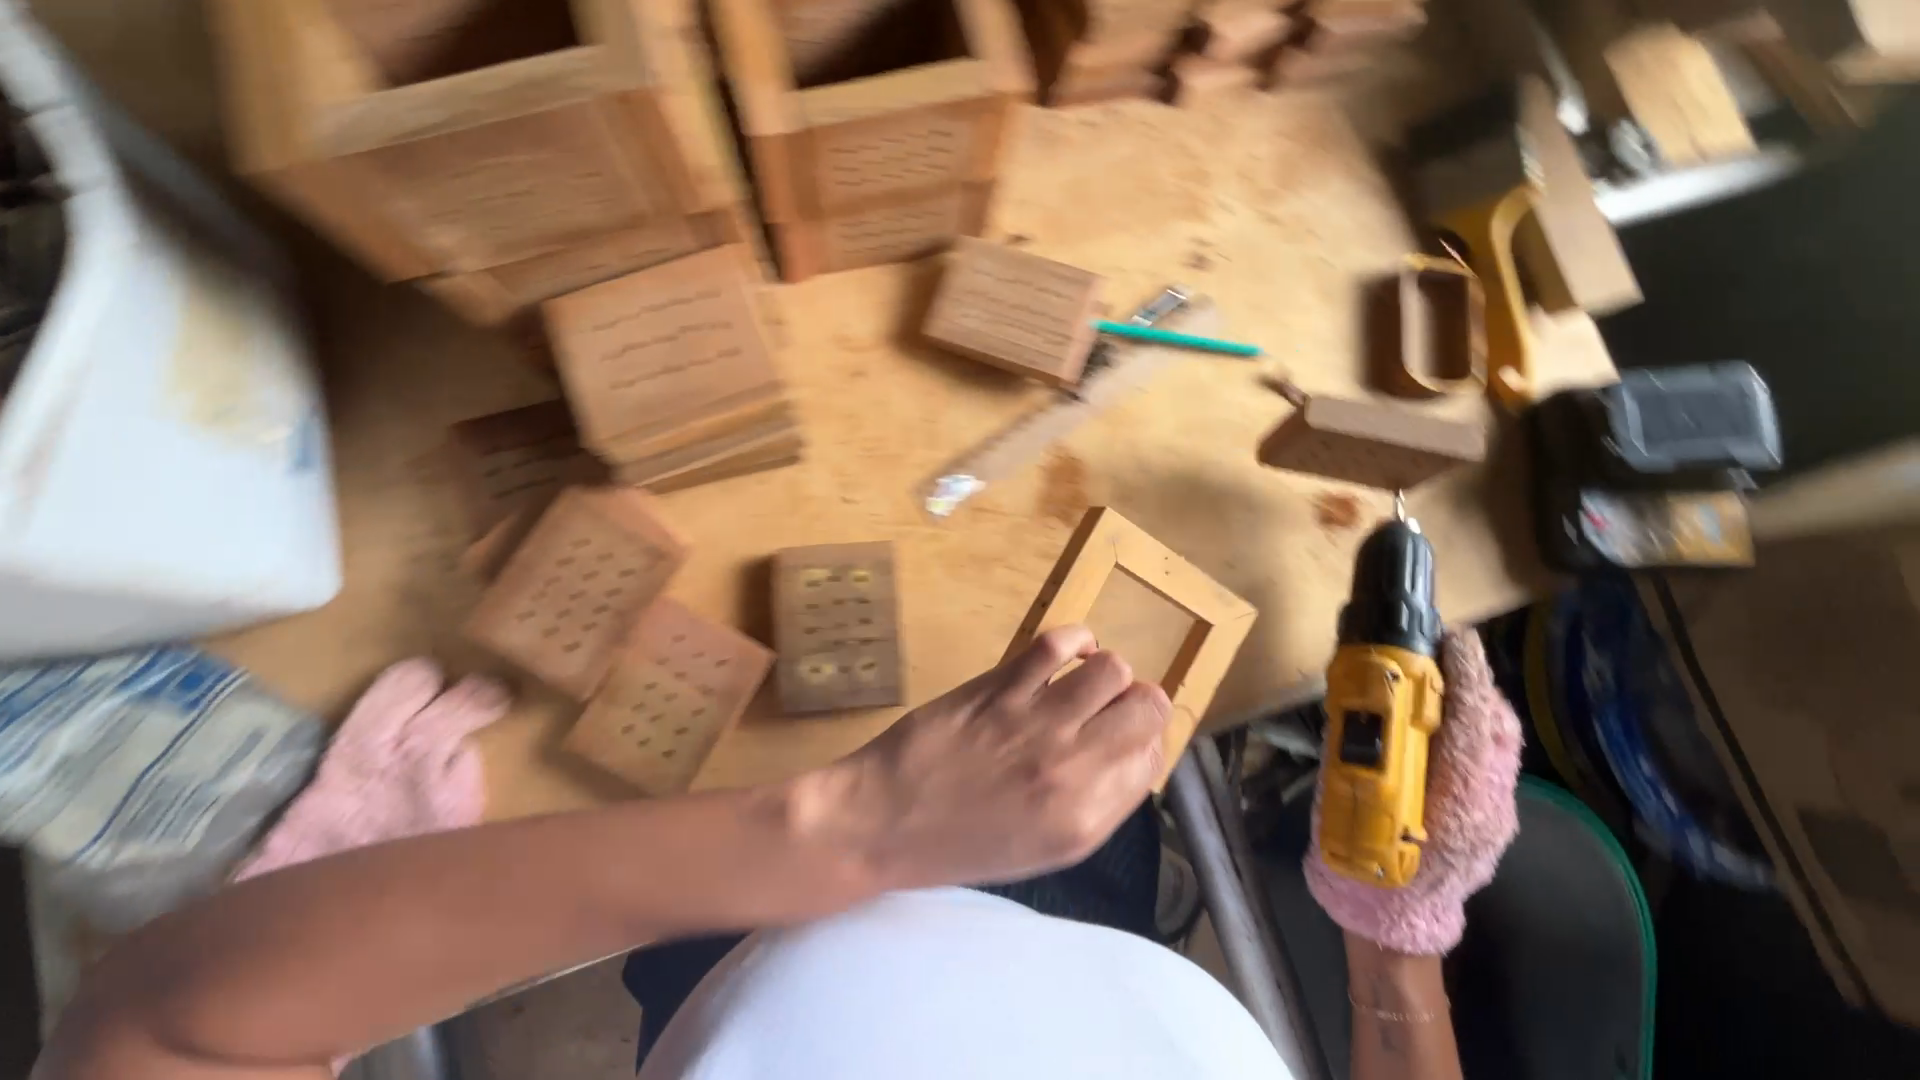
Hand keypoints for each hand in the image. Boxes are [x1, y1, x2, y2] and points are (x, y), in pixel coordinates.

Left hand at [804, 625, 1170, 891]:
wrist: (881, 822)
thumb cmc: (961, 844)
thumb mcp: (1044, 848)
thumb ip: (1098, 804)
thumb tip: (1133, 753)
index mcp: (1084, 819)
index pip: (1152, 758)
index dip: (1143, 741)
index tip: (1122, 738)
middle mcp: (1070, 767)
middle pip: (1147, 707)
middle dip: (1139, 703)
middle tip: (1109, 707)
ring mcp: (1035, 720)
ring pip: (1112, 670)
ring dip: (1106, 673)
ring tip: (1084, 682)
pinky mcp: (999, 686)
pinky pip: (1059, 643)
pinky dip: (1075, 640)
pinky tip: (1067, 654)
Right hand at [1305, 628, 1522, 954]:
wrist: (1393, 923)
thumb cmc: (1361, 867)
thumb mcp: (1346, 808)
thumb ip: (1355, 758)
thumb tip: (1353, 707)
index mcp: (1453, 806)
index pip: (1473, 729)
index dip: (1466, 680)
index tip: (1451, 639)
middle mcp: (1488, 805)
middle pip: (1495, 728)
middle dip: (1472, 683)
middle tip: (1437, 653)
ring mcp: (1498, 812)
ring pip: (1499, 740)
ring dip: (1473, 700)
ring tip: (1439, 676)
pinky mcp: (1493, 813)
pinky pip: (1490, 756)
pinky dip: (1471, 725)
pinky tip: (1441, 716)